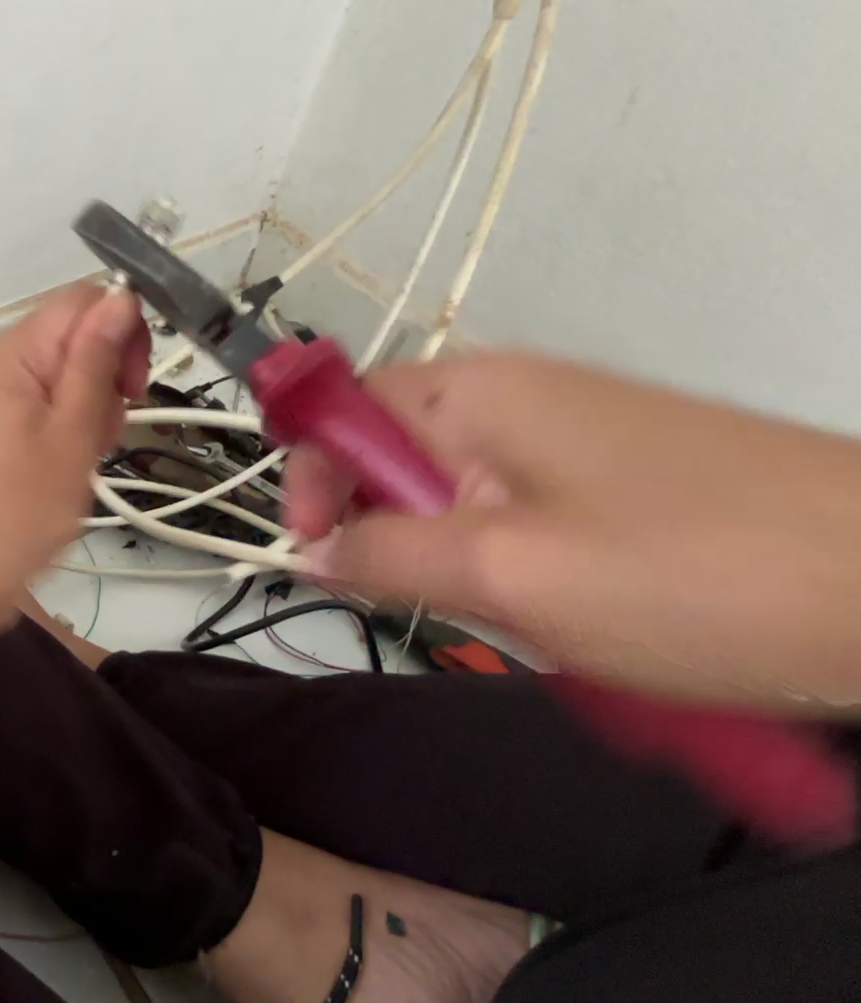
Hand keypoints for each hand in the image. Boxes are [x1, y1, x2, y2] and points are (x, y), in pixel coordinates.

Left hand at [0, 281, 149, 633]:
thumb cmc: (14, 516)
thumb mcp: (70, 436)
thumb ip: (95, 361)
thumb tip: (120, 296)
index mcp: (8, 355)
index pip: (80, 299)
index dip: (121, 330)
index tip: (134, 387)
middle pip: (70, 336)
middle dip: (103, 377)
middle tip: (101, 435)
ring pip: (59, 375)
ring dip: (85, 409)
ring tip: (79, 461)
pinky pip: (36, 405)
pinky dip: (60, 428)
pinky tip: (61, 468)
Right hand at [285, 353, 860, 710]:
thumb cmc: (696, 573)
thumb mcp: (505, 573)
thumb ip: (382, 557)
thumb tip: (310, 551)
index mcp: (471, 394)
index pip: (335, 410)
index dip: (306, 475)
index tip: (316, 549)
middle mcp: (510, 397)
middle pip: (387, 455)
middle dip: (386, 529)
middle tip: (427, 592)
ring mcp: (566, 433)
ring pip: (447, 494)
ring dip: (450, 557)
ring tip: (510, 608)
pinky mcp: (610, 474)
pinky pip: (510, 513)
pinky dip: (506, 562)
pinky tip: (557, 605)